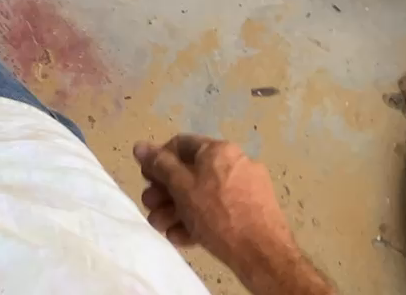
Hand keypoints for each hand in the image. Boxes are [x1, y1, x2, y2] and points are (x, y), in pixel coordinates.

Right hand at [133, 135, 331, 294]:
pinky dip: (200, 220)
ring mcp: (249, 191)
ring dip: (178, 210)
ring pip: (203, 195)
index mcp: (219, 150)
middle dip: (166, 192)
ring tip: (163, 227)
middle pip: (190, 173)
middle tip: (151, 207)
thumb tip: (140, 146)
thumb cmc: (218, 215)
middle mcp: (236, 164)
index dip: (158, 161)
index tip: (148, 180)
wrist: (266, 259)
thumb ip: (159, 164)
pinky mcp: (256, 214)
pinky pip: (220, 210)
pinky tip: (182, 237)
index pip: (179, 145)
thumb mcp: (181, 186)